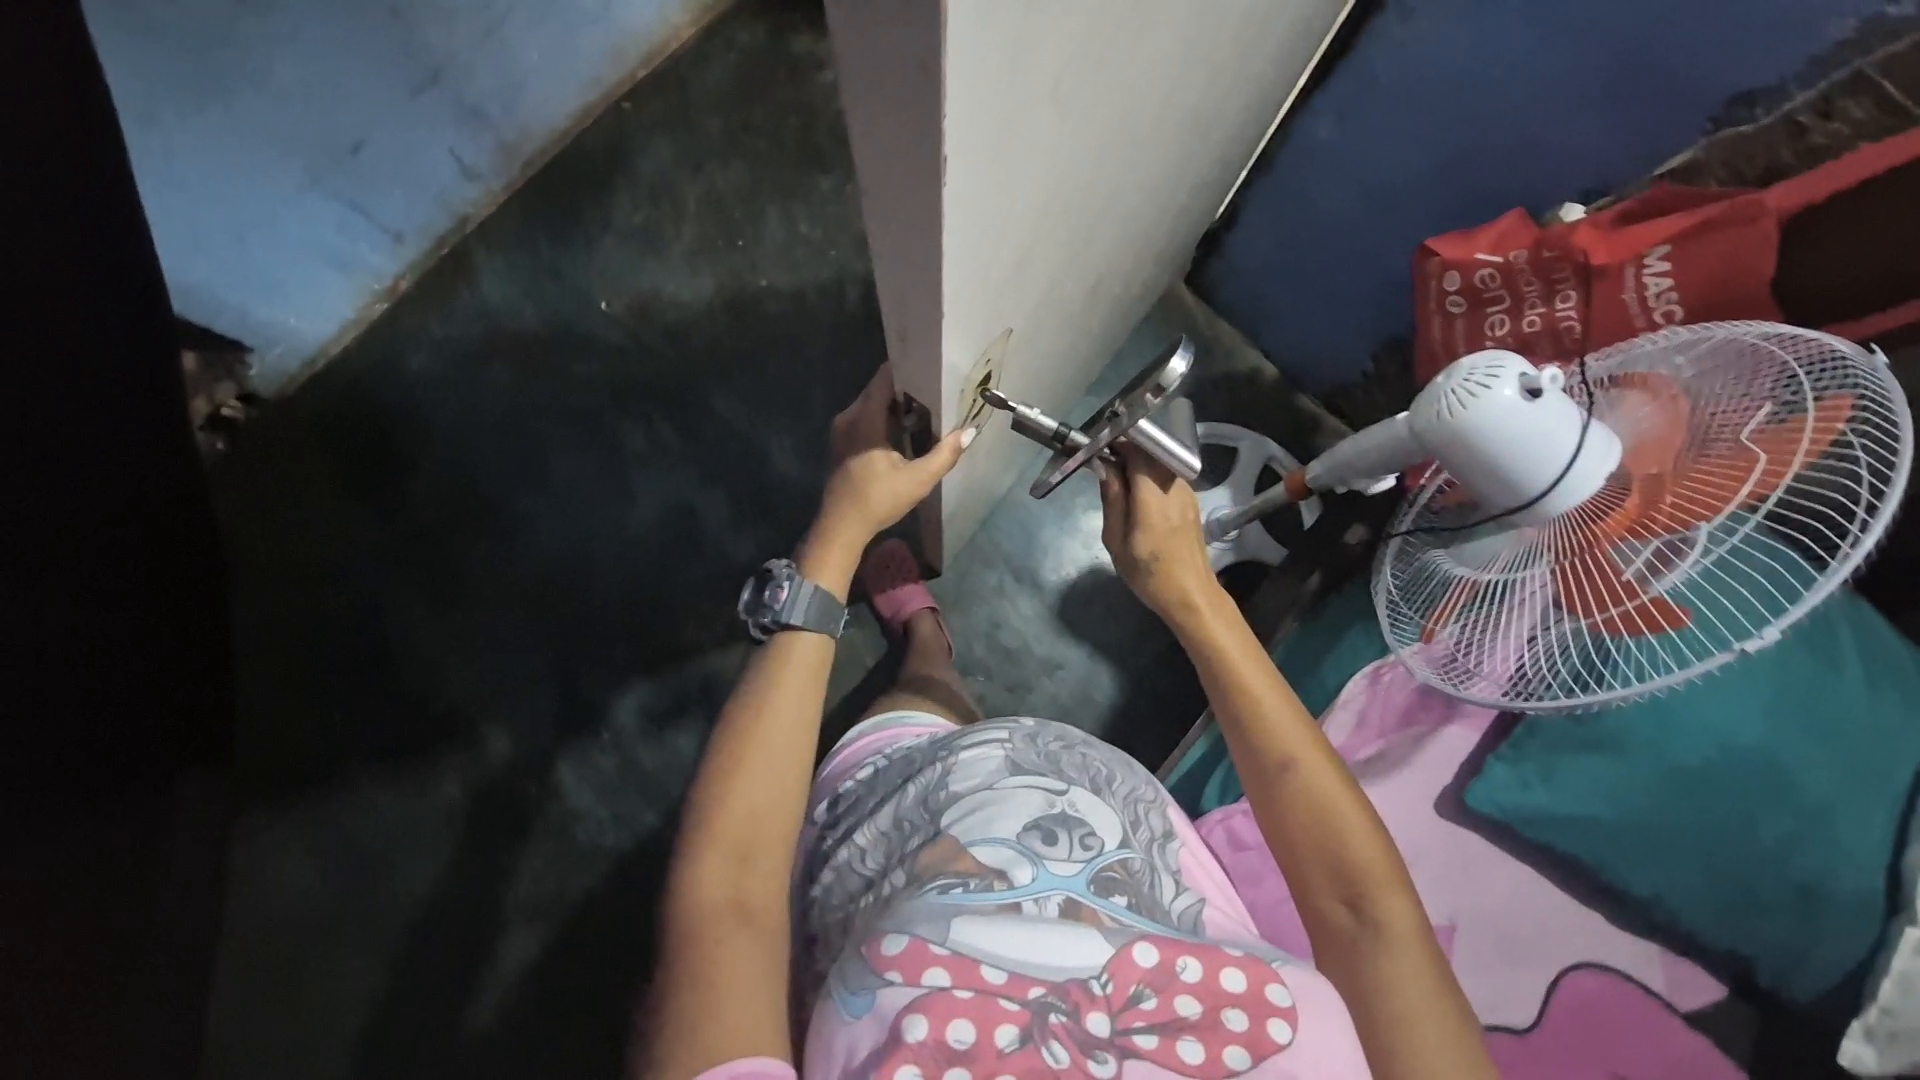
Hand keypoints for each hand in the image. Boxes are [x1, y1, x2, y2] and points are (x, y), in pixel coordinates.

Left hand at [812, 362, 972, 554]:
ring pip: (871, 405)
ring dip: (895, 405)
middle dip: (906, 388)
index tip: (930, 366)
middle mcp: (849, 416)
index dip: (907, 369)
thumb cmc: (878, 501)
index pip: (884, 378)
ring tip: (926, 406)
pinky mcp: (841, 443)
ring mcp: (842, 430)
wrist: (841, 527)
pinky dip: (884, 419)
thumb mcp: (918, 480)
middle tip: (935, 387)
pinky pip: (864, 419)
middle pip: (878, 390)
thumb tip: (969, 433)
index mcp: (864, 418)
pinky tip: (905, 430)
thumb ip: (945, 454)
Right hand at [1098, 444, 1222, 623]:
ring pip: (1160, 464)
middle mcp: (1174, 486)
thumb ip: (1112, 498)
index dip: (1117, 443)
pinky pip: (1167, 477)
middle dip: (1126, 452)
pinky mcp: (1191, 501)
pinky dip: (1151, 477)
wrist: (1190, 594)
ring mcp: (1187, 492)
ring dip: (1139, 465)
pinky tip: (1138, 497)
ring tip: (1119, 484)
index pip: (1138, 450)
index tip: (1097, 449)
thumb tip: (1104, 466)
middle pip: (1150, 453)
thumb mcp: (1116, 540)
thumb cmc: (1148, 573)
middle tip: (1103, 466)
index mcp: (1153, 495)